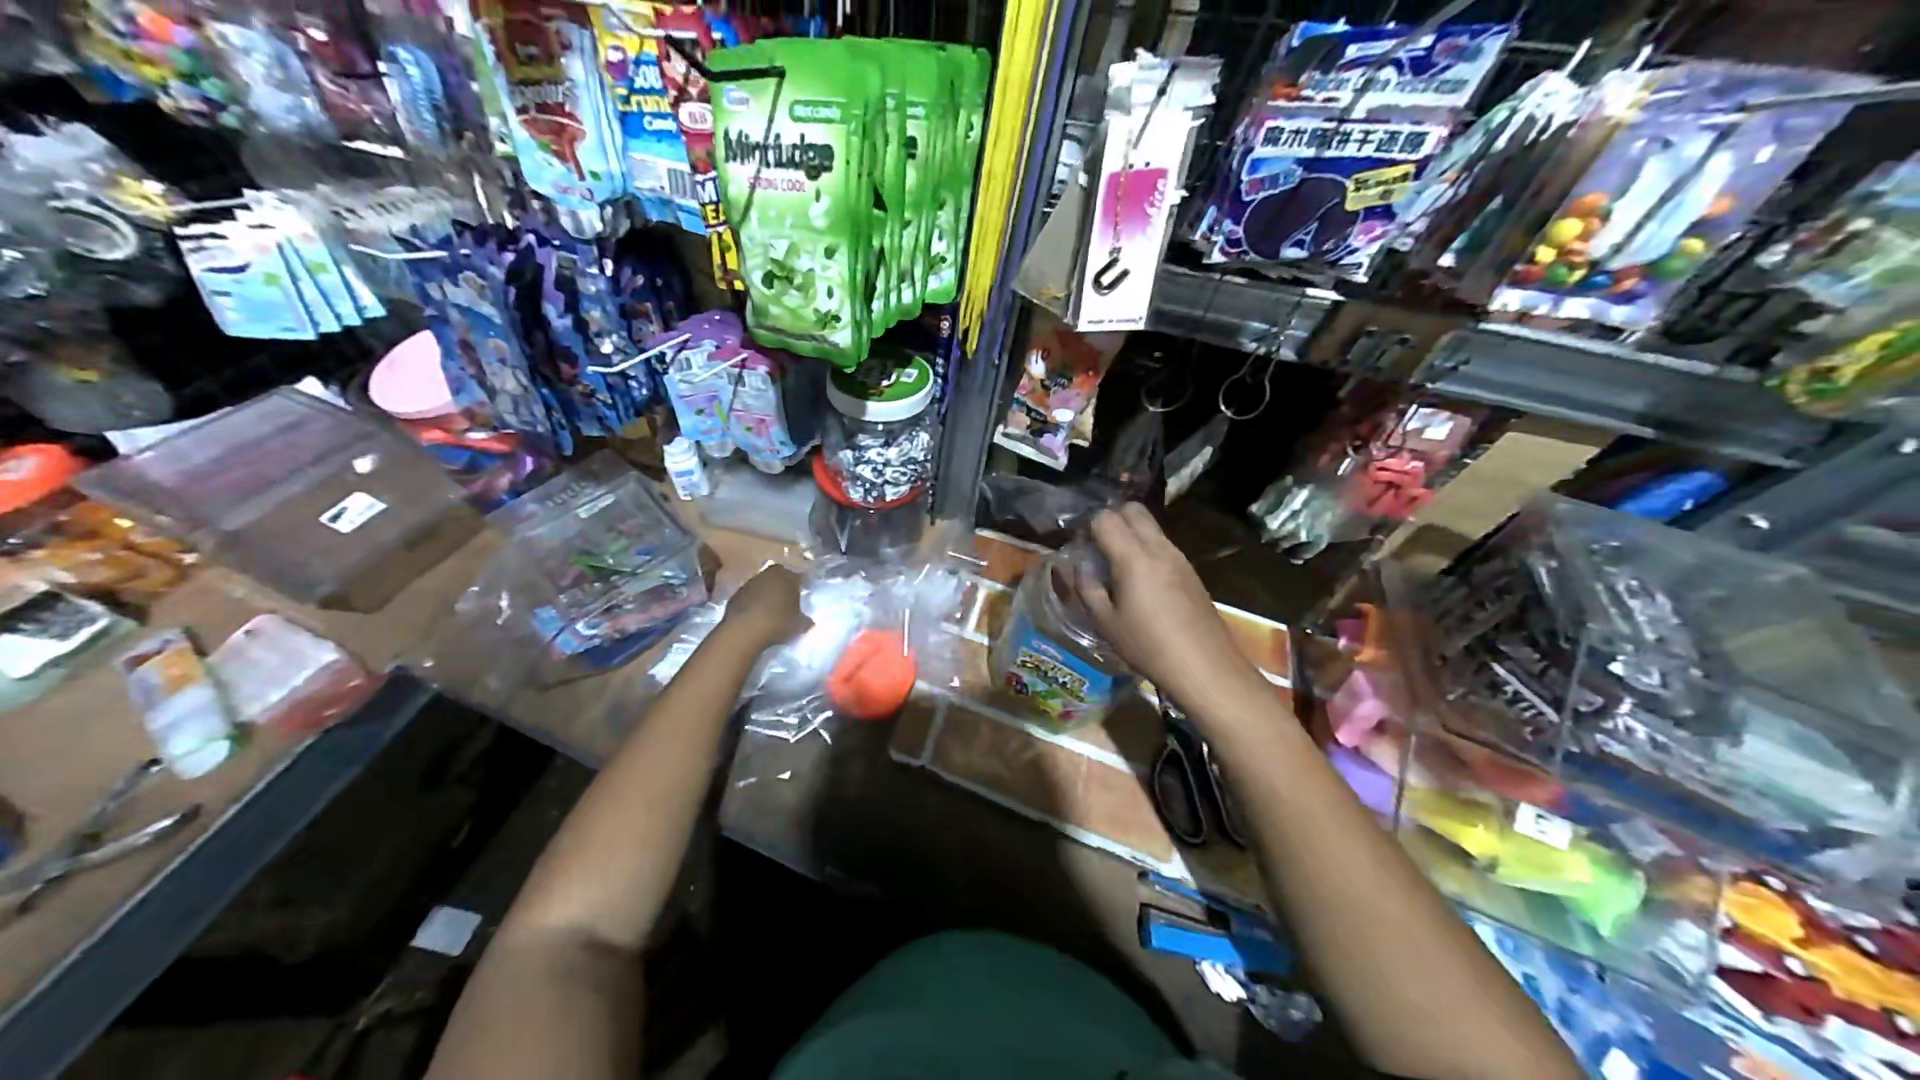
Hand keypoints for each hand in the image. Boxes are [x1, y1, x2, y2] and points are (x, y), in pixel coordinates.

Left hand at [722, 564, 806, 647]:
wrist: (744, 630)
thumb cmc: (778, 623)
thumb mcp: (799, 626)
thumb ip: (806, 621)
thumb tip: (809, 621)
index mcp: (788, 577)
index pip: (800, 576)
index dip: (803, 585)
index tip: (805, 593)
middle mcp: (769, 574)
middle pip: (779, 575)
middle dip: (784, 584)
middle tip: (788, 597)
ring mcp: (751, 582)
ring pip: (763, 583)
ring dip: (767, 591)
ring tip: (771, 607)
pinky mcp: (737, 594)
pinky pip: (750, 594)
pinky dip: (754, 600)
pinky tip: (756, 613)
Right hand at [1077, 504, 1261, 707]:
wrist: (1205, 666)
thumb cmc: (1149, 646)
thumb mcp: (1106, 622)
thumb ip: (1086, 587)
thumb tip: (1077, 565)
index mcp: (1134, 557)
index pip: (1105, 518)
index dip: (1088, 527)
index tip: (1080, 548)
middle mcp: (1159, 547)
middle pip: (1132, 510)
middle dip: (1111, 519)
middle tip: (1098, 548)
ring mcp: (1179, 556)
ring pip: (1150, 526)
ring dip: (1131, 534)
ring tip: (1117, 567)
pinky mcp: (1191, 570)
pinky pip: (1163, 544)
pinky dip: (1147, 549)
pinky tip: (1141, 582)